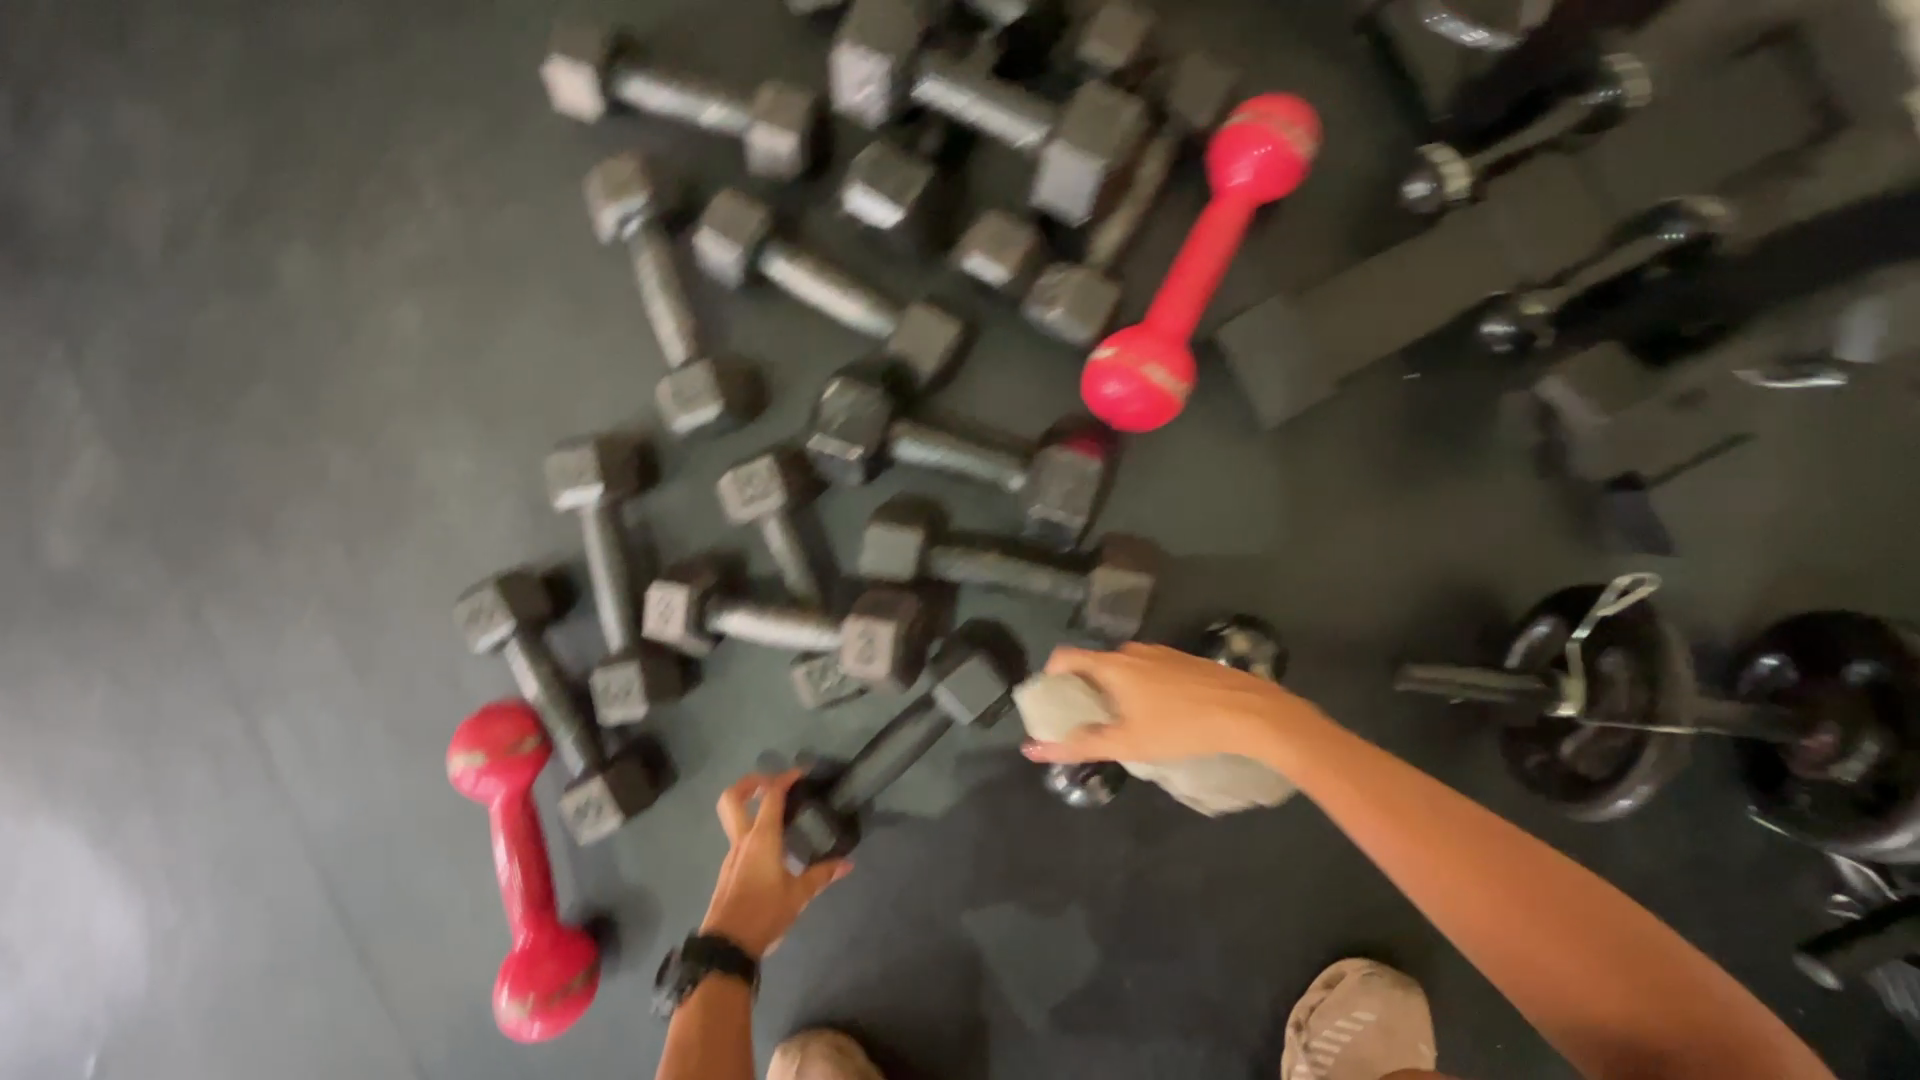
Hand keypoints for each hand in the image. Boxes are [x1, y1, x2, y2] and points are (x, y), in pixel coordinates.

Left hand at [700, 770, 849, 959]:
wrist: (726, 946)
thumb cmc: (764, 914)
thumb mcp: (799, 895)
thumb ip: (822, 875)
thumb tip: (848, 864)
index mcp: (762, 839)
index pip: (771, 797)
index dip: (784, 779)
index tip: (799, 774)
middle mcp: (743, 841)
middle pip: (733, 799)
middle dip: (749, 783)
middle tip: (769, 783)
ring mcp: (732, 855)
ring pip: (734, 819)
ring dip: (751, 809)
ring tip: (779, 817)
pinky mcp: (728, 871)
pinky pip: (739, 840)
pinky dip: (753, 832)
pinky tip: (772, 849)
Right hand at [1019, 643, 1323, 765]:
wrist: (1249, 712)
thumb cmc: (1181, 727)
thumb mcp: (1128, 743)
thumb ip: (1079, 746)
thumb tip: (1031, 750)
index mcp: (1112, 664)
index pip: (1064, 657)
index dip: (1051, 677)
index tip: (1052, 704)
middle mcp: (1131, 650)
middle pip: (1092, 664)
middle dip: (1083, 690)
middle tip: (1086, 723)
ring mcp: (1160, 652)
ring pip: (1122, 668)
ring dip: (1112, 690)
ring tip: (1122, 723)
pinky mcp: (1183, 660)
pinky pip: (1146, 670)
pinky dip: (1138, 688)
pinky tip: (1157, 715)